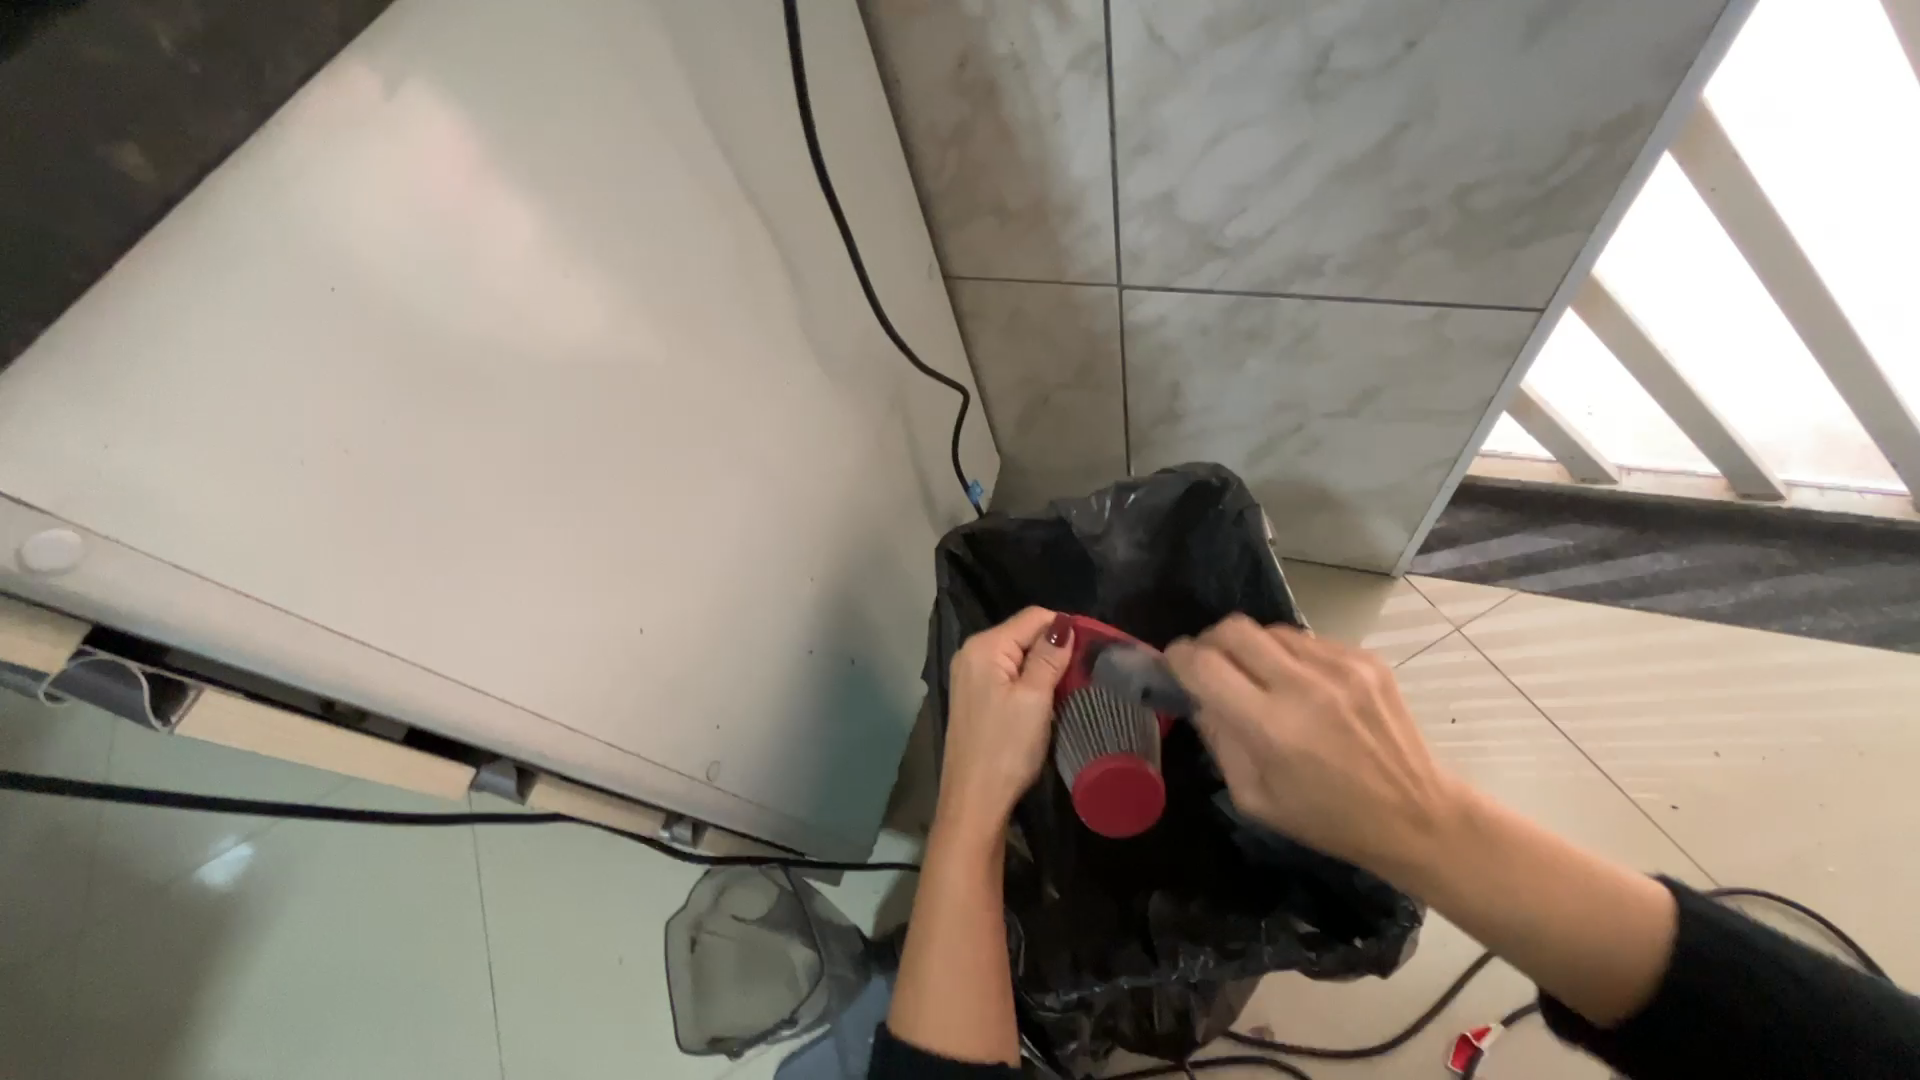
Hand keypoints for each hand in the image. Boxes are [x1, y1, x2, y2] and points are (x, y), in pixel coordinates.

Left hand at [938, 607, 1073, 833]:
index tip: (1094, 650)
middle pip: (1023, 633)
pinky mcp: (976, 696)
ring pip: (1018, 655)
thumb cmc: (1006, 748)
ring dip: (1044, 666)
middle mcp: (972, 653)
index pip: (1032, 617)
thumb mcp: (1034, 698)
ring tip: (1071, 686)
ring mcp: (971, 676)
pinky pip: (1009, 674)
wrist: (975, 799)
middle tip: (1085, 672)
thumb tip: (1065, 624)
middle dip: (1054, 648)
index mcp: (984, 646)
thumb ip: (1048, 656)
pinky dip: (1030, 681)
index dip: (1065, 628)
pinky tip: (1047, 699)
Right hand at [1165, 615, 1460, 872]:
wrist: (1419, 816)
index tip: (1174, 666)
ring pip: (1269, 630)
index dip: (1178, 658)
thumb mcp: (1253, 798)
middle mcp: (1303, 686)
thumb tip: (1198, 697)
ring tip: (1260, 679)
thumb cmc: (1327, 819)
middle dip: (1210, 643)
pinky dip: (1290, 656)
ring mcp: (1340, 667)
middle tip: (1210, 666)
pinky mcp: (1366, 659)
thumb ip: (1218, 740)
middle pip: (1233, 629)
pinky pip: (1306, 640)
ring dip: (1252, 649)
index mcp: (1270, 727)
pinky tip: (1303, 687)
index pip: (1203, 664)